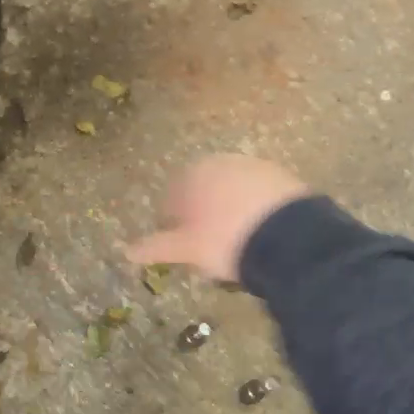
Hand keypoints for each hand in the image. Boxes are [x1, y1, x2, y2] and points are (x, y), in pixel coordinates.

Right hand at [127, 155, 312, 281]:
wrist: (287, 237)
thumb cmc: (224, 239)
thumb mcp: (185, 248)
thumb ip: (156, 247)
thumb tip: (126, 251)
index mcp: (196, 173)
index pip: (173, 194)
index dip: (171, 219)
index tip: (174, 240)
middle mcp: (225, 162)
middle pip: (203, 190)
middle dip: (199, 213)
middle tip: (200, 243)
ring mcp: (257, 167)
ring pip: (231, 192)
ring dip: (225, 212)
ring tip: (229, 243)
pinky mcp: (284, 179)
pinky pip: (257, 197)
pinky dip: (251, 212)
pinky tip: (254, 235)